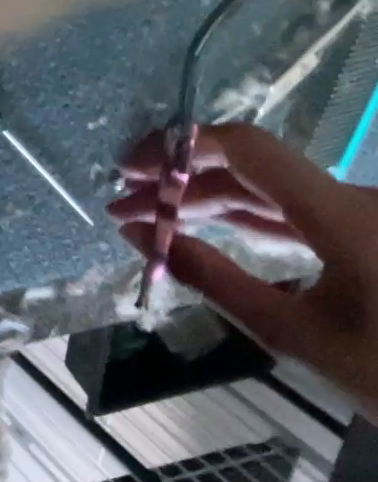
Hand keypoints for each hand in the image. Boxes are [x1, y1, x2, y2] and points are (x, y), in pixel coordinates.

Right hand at [111, 123, 377, 417]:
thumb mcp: (293, 334)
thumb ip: (211, 277)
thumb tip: (137, 233)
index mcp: (346, 217)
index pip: (245, 147)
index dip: (179, 147)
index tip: (131, 172)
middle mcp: (362, 203)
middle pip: (250, 170)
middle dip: (180, 184)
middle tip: (128, 207)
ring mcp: (371, 217)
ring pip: (270, 191)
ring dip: (207, 200)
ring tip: (156, 220)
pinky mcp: (374, 234)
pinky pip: (300, 210)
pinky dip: (247, 215)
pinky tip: (209, 228)